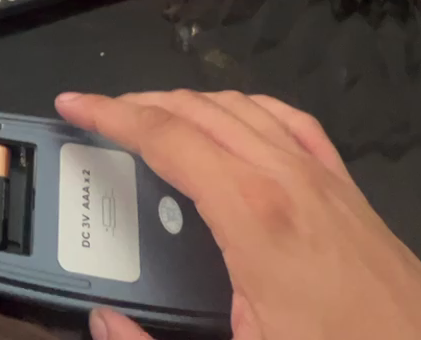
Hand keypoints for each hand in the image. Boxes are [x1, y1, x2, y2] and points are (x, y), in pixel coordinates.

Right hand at [55, 91, 420, 339]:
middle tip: (97, 116)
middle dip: (136, 102)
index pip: (163, 135)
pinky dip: (244, 107)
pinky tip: (233, 120)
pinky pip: (287, 120)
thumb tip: (103, 319)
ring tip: (150, 118)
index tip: (71, 103)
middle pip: (194, 109)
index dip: (107, 112)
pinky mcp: (349, 188)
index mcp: (252, 212)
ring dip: (184, 102)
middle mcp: (285, 175)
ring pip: (236, 106)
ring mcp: (322, 176)